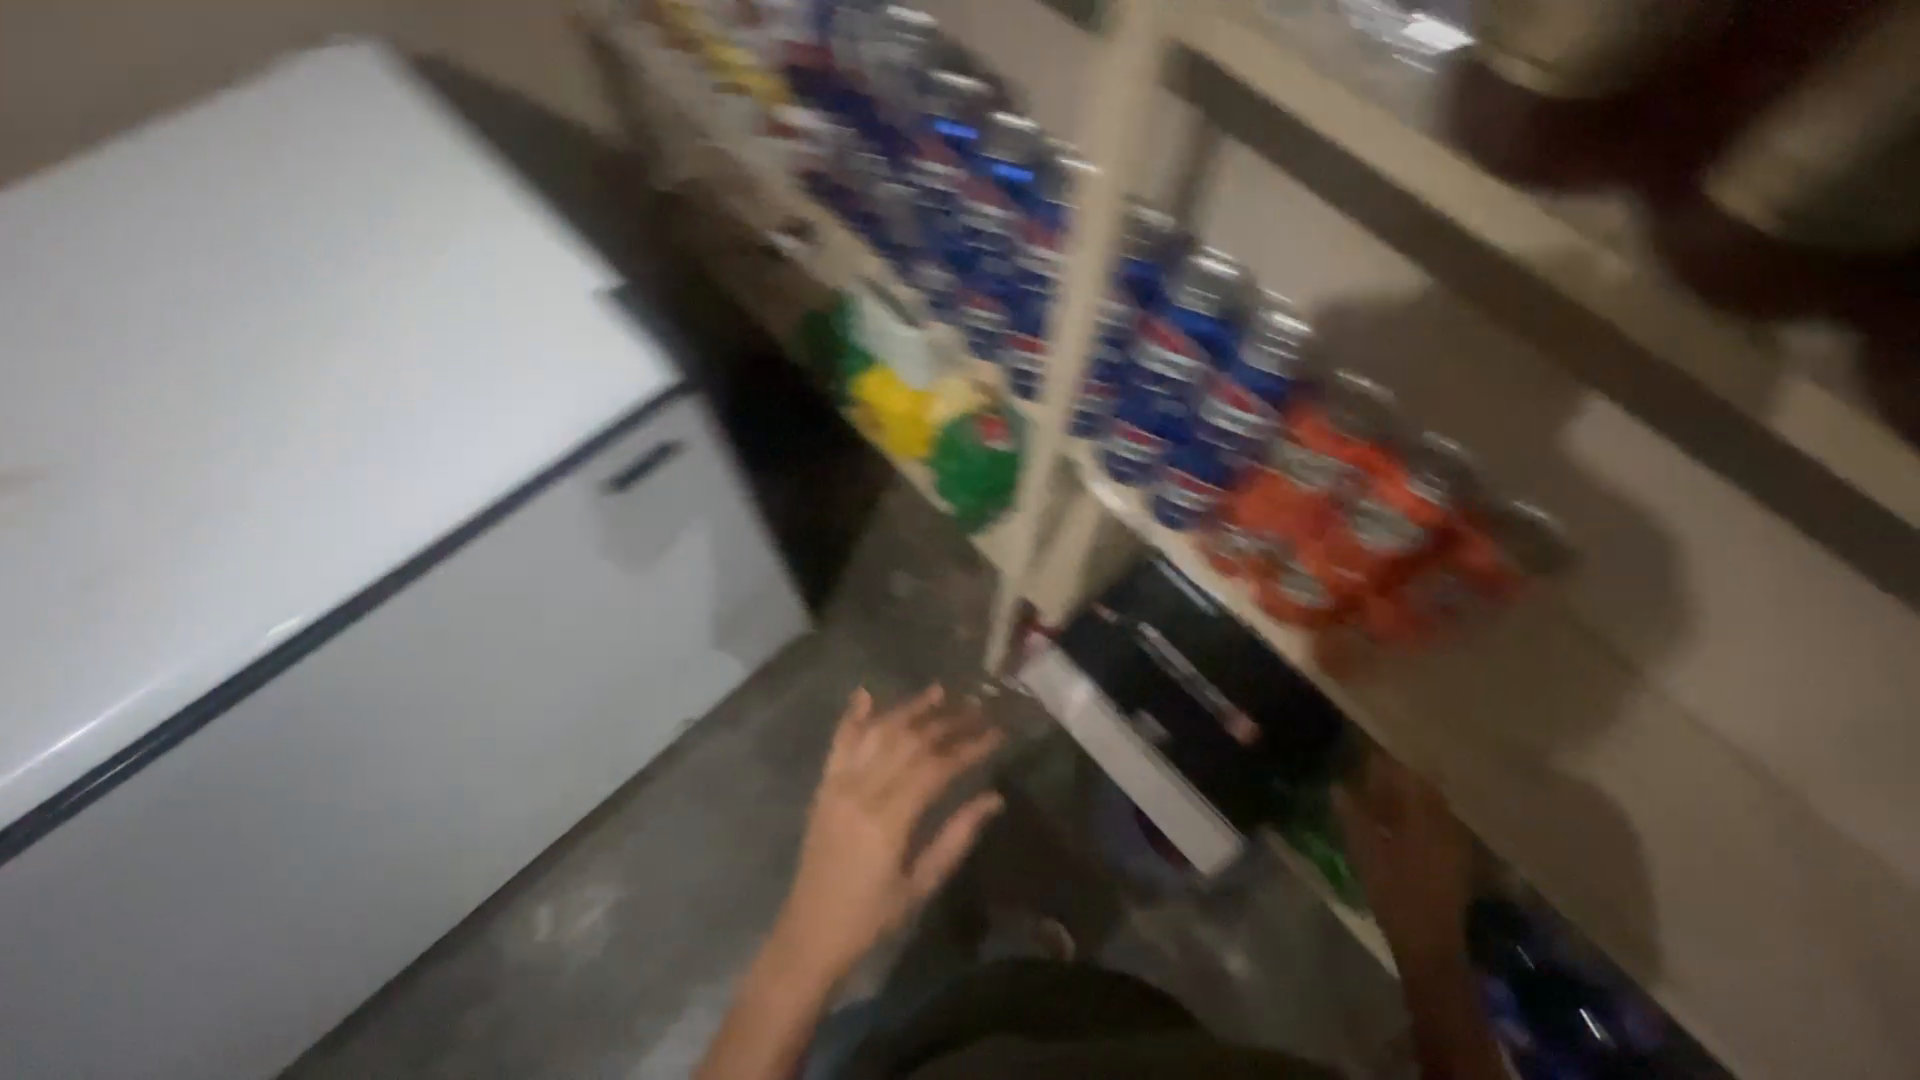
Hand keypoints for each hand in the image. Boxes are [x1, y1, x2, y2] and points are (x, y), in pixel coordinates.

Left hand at [774, 685, 1005, 980]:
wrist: (809, 934)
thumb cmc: (872, 919)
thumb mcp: (921, 885)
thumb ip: (956, 836)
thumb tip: (993, 797)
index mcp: (888, 820)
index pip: (936, 768)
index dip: (968, 747)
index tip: (996, 733)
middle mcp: (860, 791)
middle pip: (909, 742)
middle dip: (947, 723)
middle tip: (977, 710)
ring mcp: (837, 786)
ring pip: (877, 734)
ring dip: (908, 709)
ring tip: (939, 692)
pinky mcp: (822, 788)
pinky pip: (838, 743)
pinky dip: (852, 717)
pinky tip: (866, 695)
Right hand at [1335, 748, 1473, 964]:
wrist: (1430, 944)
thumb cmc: (1394, 894)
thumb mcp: (1365, 853)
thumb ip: (1352, 816)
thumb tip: (1336, 786)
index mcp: (1424, 818)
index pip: (1408, 775)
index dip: (1387, 760)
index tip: (1366, 749)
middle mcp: (1444, 824)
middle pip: (1424, 787)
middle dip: (1399, 775)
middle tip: (1370, 770)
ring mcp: (1453, 843)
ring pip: (1431, 805)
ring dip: (1408, 795)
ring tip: (1379, 794)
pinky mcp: (1454, 859)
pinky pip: (1436, 823)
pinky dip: (1416, 815)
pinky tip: (1397, 824)